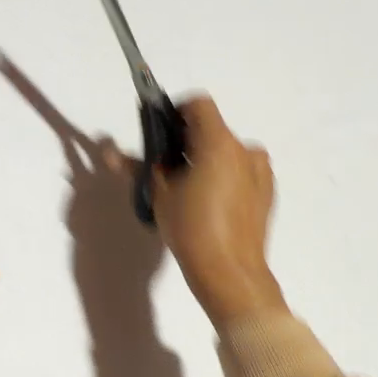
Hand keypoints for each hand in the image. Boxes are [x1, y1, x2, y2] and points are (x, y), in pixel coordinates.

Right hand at [109, 96, 286, 326]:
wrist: (230, 271)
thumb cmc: (190, 228)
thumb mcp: (157, 196)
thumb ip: (136, 167)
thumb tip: (111, 152)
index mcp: (219, 143)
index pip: (198, 104)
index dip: (175, 113)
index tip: (159, 136)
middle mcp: (245, 149)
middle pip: (210, 130)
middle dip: (186, 143)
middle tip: (165, 171)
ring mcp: (260, 170)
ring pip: (225, 152)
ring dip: (204, 161)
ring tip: (187, 192)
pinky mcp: (267, 190)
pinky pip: (239, 171)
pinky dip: (222, 178)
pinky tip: (208, 205)